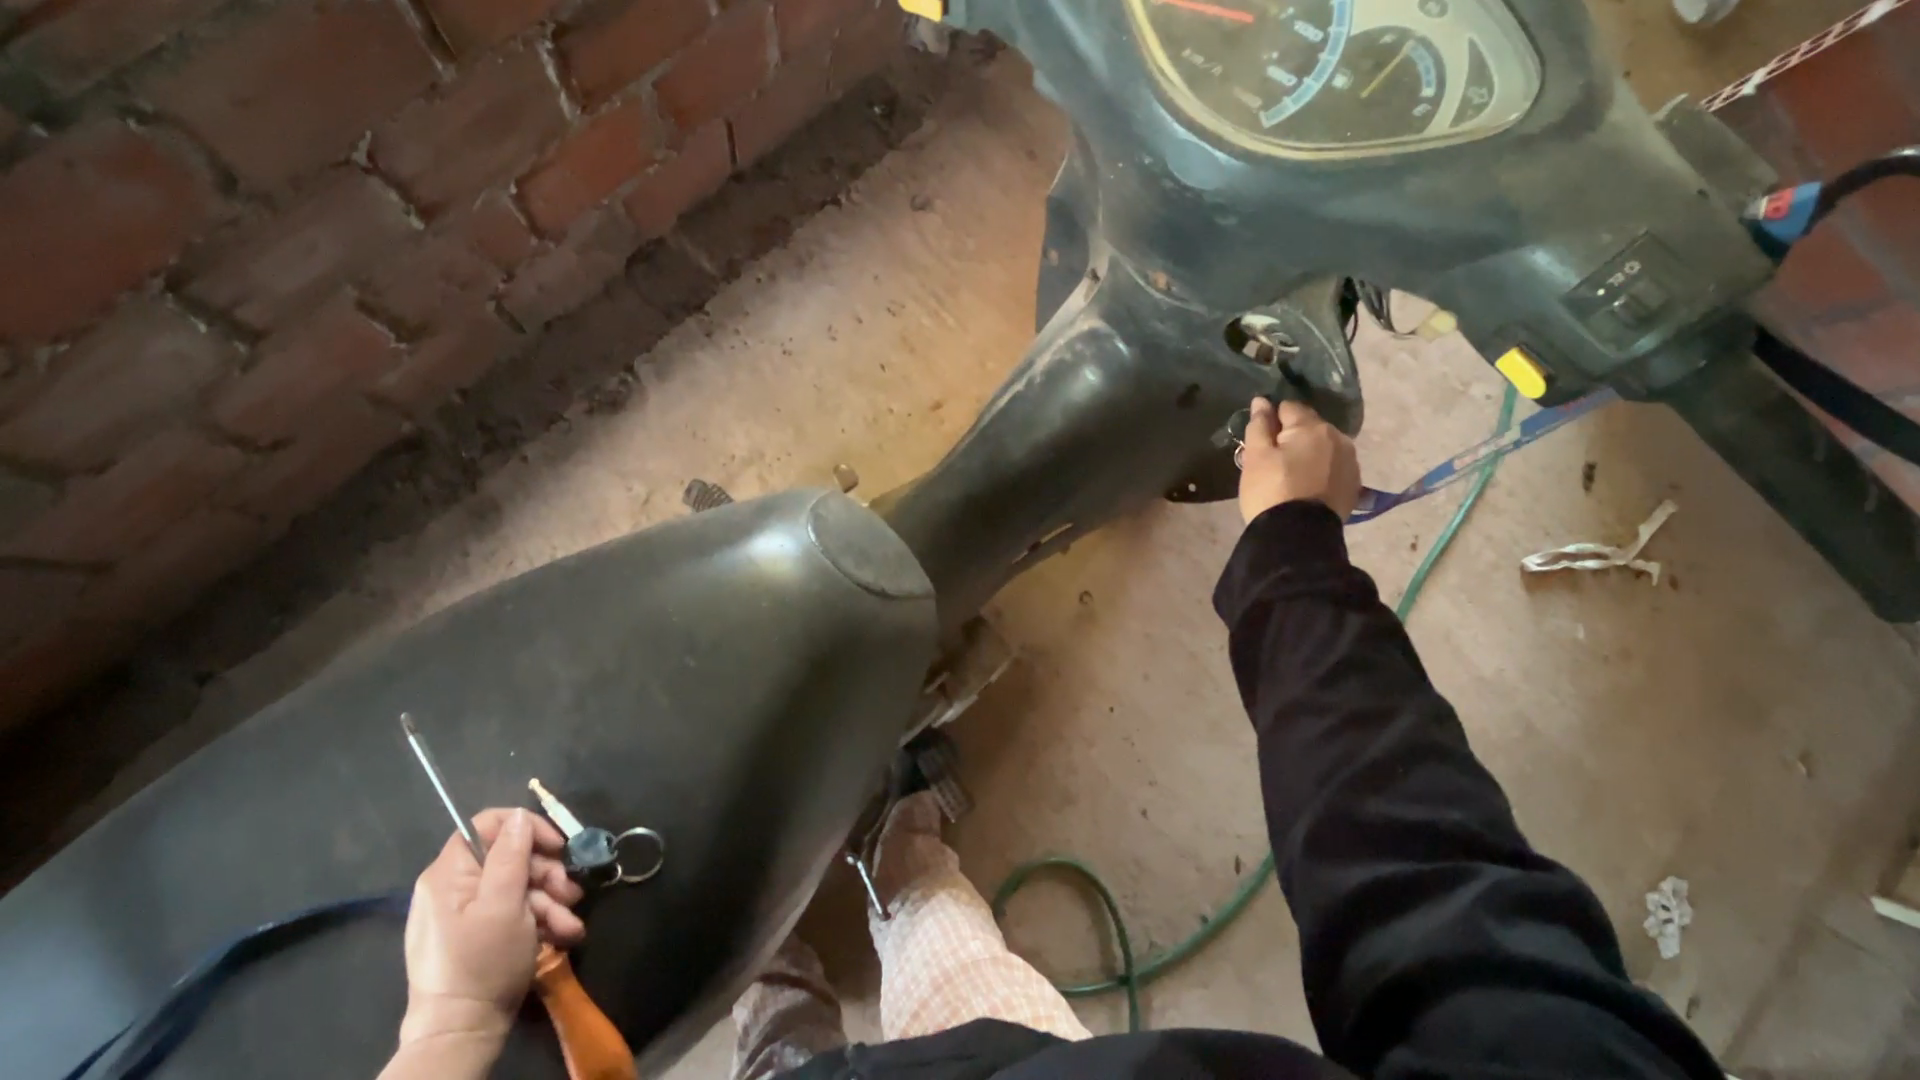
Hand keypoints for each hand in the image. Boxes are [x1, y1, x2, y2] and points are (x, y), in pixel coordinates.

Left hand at [398, 808, 586, 1047]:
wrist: (461, 1031)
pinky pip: (514, 911)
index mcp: (449, 873)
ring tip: (569, 925)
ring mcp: (466, 912)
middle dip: (547, 873)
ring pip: (519, 886)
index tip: (558, 847)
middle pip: (510, 856)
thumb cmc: (482, 961)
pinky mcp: (480, 934)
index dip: (526, 827)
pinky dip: (540, 920)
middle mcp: (454, 886)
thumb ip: (511, 855)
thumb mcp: (503, 904)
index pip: (488, 824)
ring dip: (551, 901)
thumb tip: (519, 816)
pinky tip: (562, 935)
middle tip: (570, 892)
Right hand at [1238, 397, 1361, 523]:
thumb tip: (1262, 401)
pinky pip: (1333, 467)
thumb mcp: (1256, 457)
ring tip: (1291, 477)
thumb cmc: (1271, 491)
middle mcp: (1338, 437)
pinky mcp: (1354, 484)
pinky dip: (1320, 471)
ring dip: (1308, 453)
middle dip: (1292, 437)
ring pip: (1323, 447)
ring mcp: (1350, 461)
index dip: (1270, 421)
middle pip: (1309, 426)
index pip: (1288, 407)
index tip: (1260, 443)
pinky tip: (1307, 488)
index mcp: (1312, 427)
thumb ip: (1259, 425)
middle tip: (1272, 462)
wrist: (1298, 536)